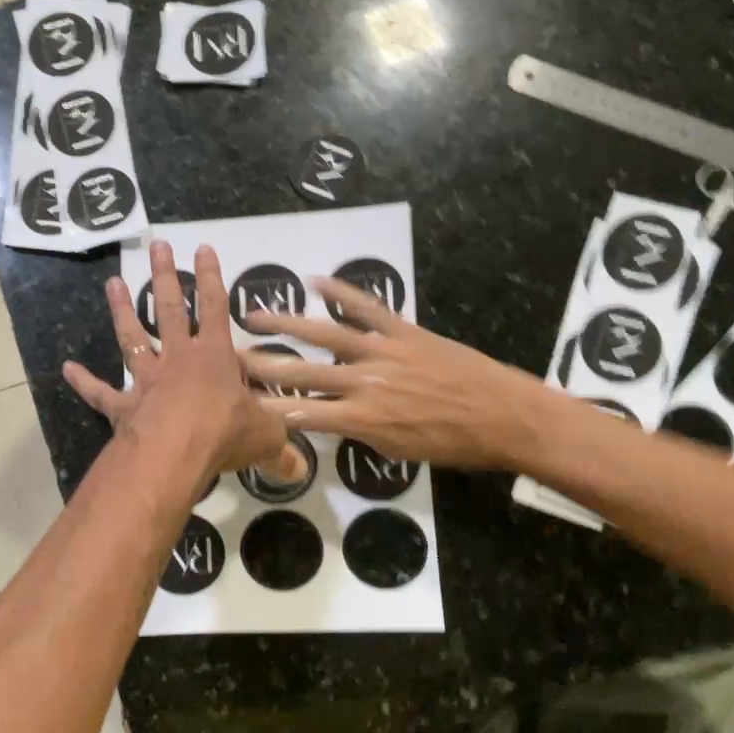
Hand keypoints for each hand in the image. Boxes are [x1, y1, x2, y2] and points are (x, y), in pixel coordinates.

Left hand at [63, 241, 302, 480]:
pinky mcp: (123, 406)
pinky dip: (85, 381)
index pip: (216, 308)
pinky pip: (101, 392)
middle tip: (157, 247)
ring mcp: (147, 380)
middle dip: (166, 276)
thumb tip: (297, 468)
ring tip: (112, 284)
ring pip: (132, 338)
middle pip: (170, 309)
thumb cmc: (224, 433)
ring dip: (122, 311)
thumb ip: (278, 446)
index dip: (211, 278)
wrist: (175, 451)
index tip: (202, 248)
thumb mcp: (264, 436)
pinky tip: (68, 368)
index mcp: (214, 357)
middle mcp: (178, 359)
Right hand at [242, 277, 565, 469]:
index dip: (266, 408)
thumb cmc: (454, 444)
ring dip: (285, 323)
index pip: (300, 413)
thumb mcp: (398, 451)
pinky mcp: (403, 331)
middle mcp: (363, 381)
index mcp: (361, 418)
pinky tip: (316, 281)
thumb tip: (333, 420)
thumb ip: (360, 433)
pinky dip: (342, 293)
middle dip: (261, 364)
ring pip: (323, 333)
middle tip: (228, 356)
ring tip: (254, 314)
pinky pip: (367, 308)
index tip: (238, 402)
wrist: (504, 415)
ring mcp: (382, 350)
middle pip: (301, 371)